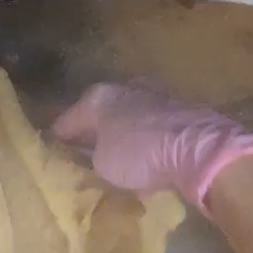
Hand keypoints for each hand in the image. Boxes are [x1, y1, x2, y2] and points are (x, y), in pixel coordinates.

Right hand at [52, 83, 252, 213]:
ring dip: (122, 137)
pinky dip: (147, 142)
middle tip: (83, 155)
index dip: (57, 138)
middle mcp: (125, 89)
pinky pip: (154, 129)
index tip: (50, 152)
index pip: (67, 119)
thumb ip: (89, 157)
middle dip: (92, 133)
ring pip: (129, 119)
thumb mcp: (101, 164)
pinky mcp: (184, 111)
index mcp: (98, 97)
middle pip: (101, 114)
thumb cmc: (139, 153)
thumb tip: (88, 156)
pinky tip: (148, 160)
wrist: (201, 149)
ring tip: (117, 160)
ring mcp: (157, 97)